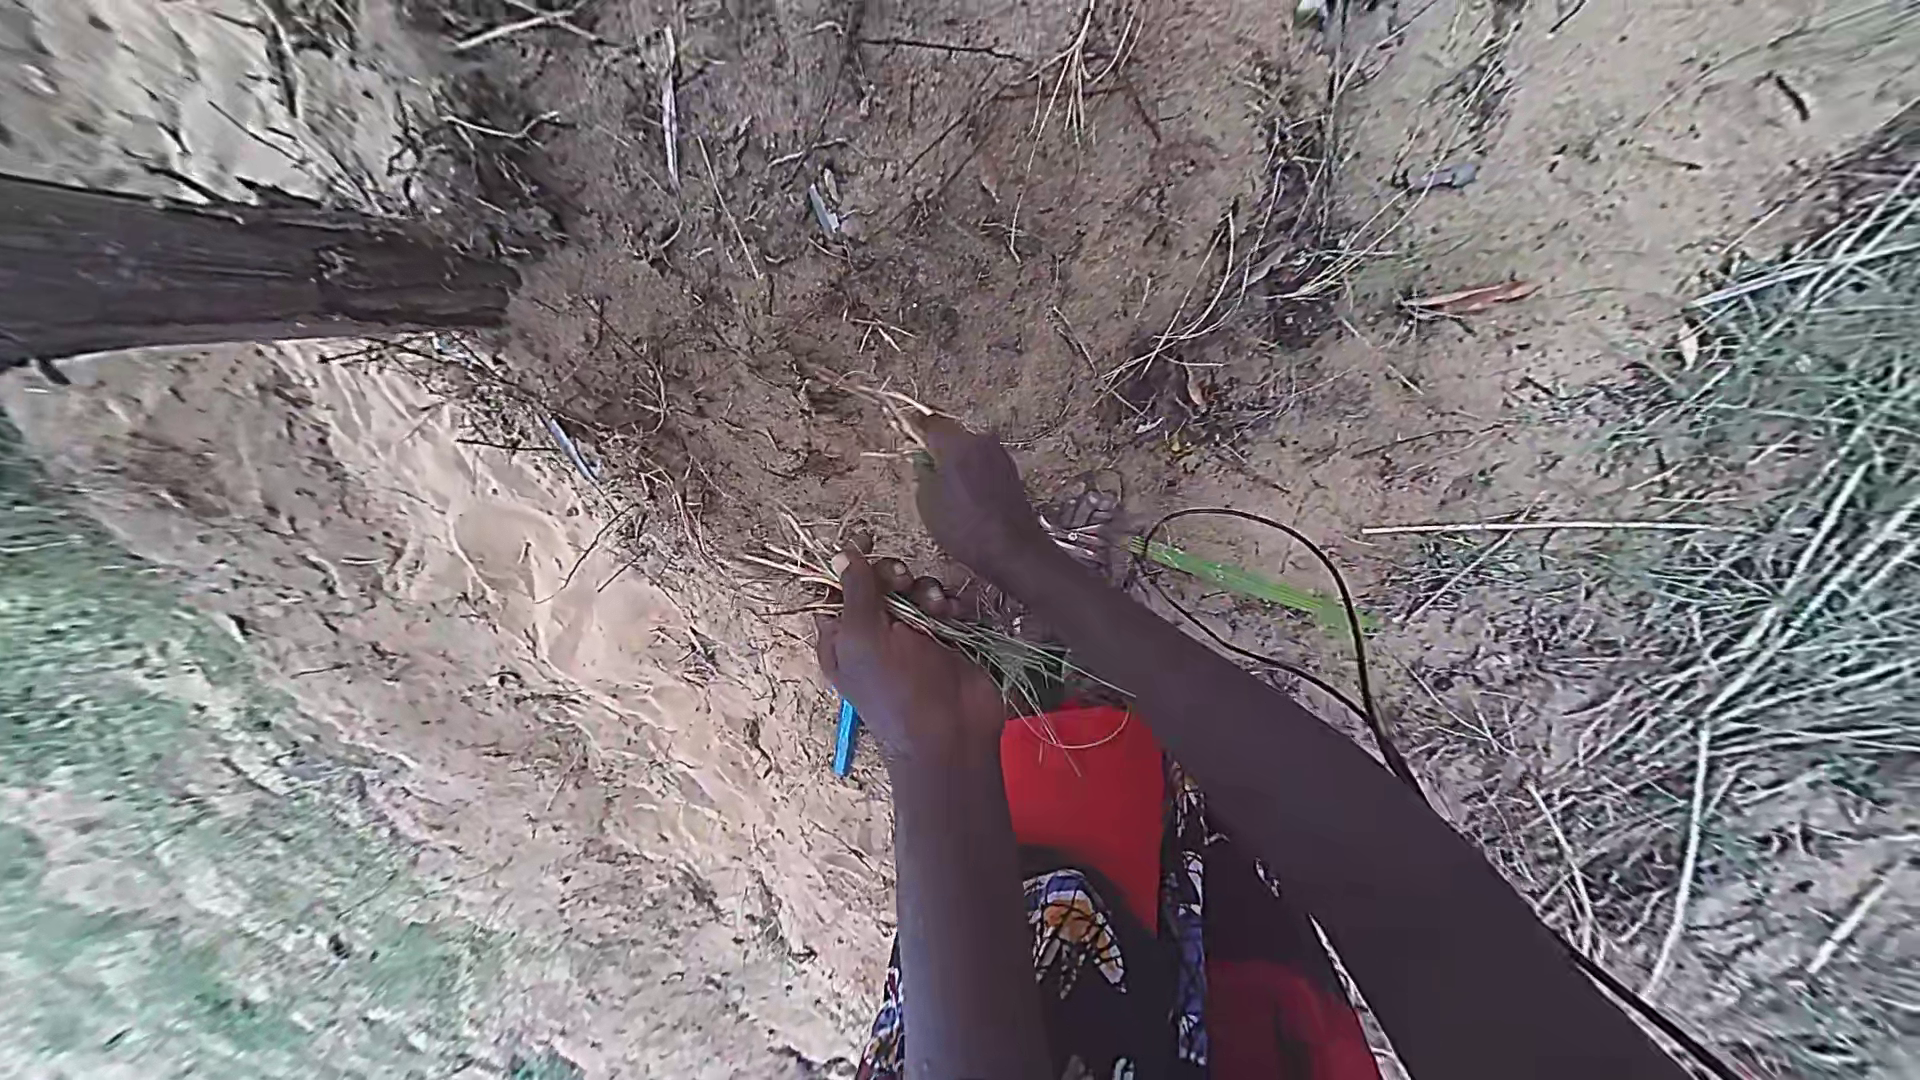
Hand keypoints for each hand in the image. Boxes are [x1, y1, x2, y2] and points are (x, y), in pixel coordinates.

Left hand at [814, 549, 1006, 772]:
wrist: (951, 734)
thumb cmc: (897, 691)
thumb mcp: (864, 638)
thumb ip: (855, 591)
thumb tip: (842, 553)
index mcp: (843, 635)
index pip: (838, 587)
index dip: (850, 563)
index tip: (867, 541)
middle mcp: (874, 631)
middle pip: (878, 582)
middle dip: (892, 576)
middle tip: (901, 582)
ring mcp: (910, 634)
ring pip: (913, 590)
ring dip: (924, 590)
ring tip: (935, 607)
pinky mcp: (943, 637)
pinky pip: (942, 604)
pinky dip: (946, 604)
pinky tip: (951, 614)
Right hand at [913, 415, 1054, 585]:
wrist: (1011, 549)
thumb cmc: (966, 528)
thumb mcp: (927, 502)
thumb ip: (922, 474)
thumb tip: (925, 464)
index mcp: (957, 444)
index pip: (932, 423)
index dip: (918, 429)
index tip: (910, 434)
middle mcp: (982, 442)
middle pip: (953, 436)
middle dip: (939, 449)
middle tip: (926, 470)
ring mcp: (1000, 456)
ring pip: (971, 450)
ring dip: (958, 462)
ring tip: (948, 491)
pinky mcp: (1012, 472)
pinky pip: (984, 464)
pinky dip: (974, 473)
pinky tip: (968, 497)